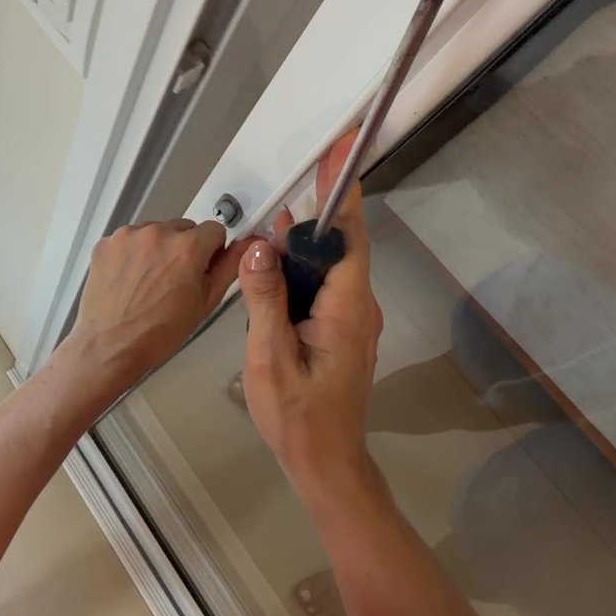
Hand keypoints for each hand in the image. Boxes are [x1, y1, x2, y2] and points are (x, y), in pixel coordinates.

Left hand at [61, 219, 247, 388]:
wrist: (110, 345)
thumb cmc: (160, 331)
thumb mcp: (206, 301)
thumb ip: (230, 266)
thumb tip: (250, 244)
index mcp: (188, 246)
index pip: (214, 229)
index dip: (211, 250)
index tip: (201, 269)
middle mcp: (157, 233)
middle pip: (183, 228)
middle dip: (183, 248)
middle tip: (174, 280)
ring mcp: (127, 236)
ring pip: (154, 232)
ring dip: (157, 249)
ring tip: (148, 282)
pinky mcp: (106, 243)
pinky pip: (128, 240)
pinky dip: (131, 254)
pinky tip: (129, 280)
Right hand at [236, 132, 385, 502]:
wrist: (323, 461)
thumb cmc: (296, 415)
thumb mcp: (269, 357)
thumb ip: (264, 301)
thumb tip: (259, 247)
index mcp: (345, 310)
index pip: (349, 240)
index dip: (344, 195)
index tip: (344, 154)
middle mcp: (356, 308)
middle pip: (342, 246)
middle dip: (326, 204)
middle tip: (314, 164)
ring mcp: (349, 320)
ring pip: (329, 266)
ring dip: (307, 237)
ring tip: (283, 205)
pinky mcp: (336, 330)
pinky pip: (321, 286)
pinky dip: (300, 265)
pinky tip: (276, 257)